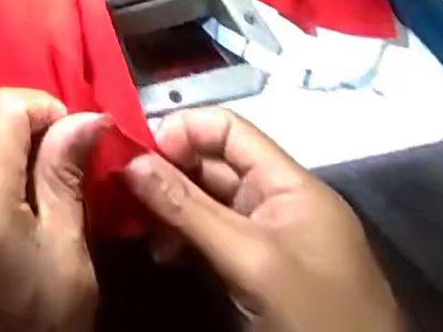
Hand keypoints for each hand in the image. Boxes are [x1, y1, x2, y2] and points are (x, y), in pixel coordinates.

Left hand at [0, 89, 109, 331]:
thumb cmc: (36, 326)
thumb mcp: (66, 255)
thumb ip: (66, 175)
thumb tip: (86, 116)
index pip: (3, 105)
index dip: (44, 108)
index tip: (71, 140)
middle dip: (27, 119)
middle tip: (59, 155)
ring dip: (8, 136)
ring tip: (37, 174)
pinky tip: (11, 189)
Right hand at [123, 108, 404, 331]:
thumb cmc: (316, 316)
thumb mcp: (250, 261)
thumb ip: (189, 209)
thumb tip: (130, 162)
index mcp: (290, 182)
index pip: (228, 129)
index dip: (182, 131)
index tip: (139, 154)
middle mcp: (279, 199)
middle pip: (215, 164)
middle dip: (170, 172)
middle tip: (126, 191)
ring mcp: (272, 236)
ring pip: (211, 201)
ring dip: (172, 208)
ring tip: (139, 227)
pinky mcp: (264, 270)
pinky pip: (216, 235)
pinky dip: (186, 237)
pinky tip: (163, 252)